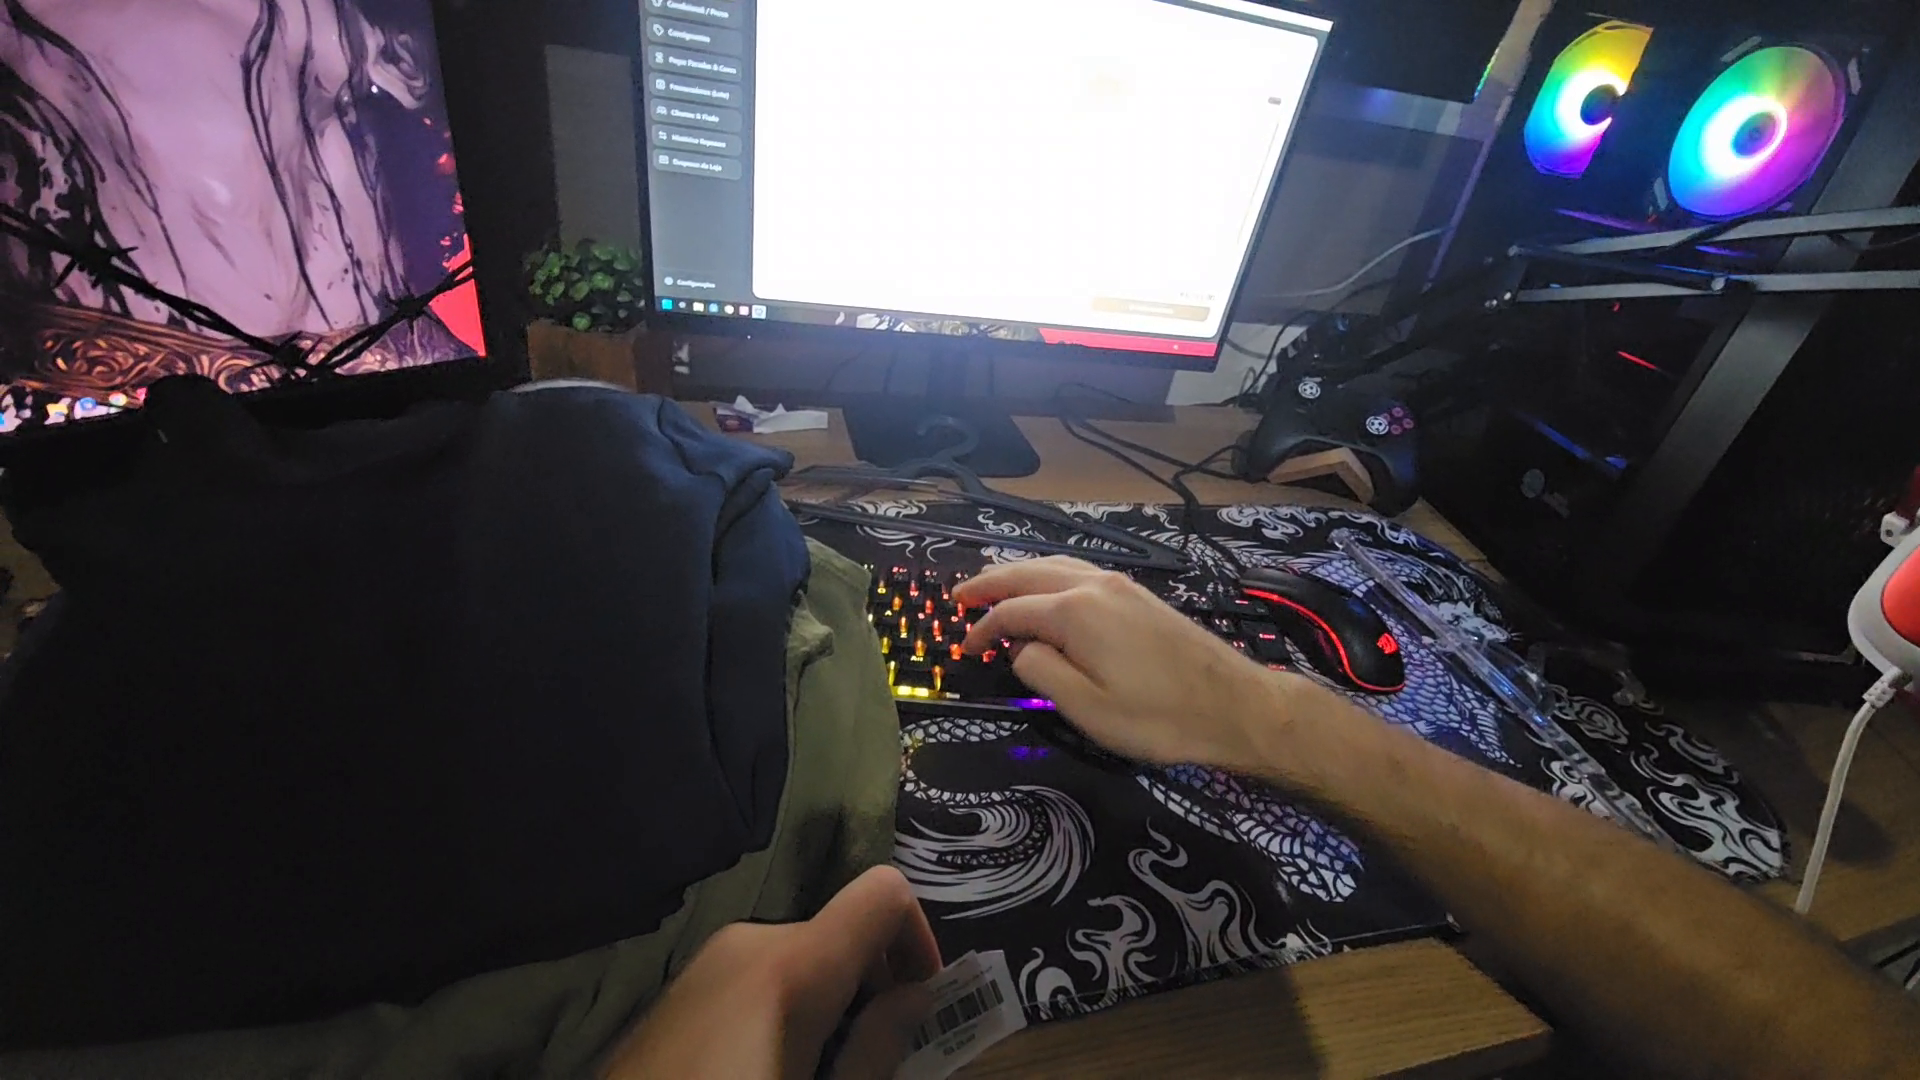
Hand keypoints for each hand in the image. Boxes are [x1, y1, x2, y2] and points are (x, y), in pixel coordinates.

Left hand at [600, 866, 942, 1079]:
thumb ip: (876, 1052)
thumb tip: (913, 999)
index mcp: (791, 966)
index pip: (882, 893)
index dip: (917, 937)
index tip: (920, 1005)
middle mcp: (751, 943)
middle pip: (842, 933)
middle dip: (871, 987)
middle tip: (872, 1063)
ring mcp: (707, 963)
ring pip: (801, 958)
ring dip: (829, 1003)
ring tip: (815, 1073)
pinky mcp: (678, 990)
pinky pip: (758, 977)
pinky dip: (786, 1009)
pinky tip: (762, 1072)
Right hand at [953, 556, 1293, 768]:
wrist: (1235, 705)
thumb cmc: (1159, 716)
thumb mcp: (1088, 708)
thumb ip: (1042, 672)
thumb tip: (1020, 648)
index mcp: (1075, 611)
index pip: (1012, 611)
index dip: (983, 628)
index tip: (965, 649)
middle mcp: (1093, 584)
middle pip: (1028, 573)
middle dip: (990, 583)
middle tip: (959, 595)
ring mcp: (1118, 584)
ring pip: (1054, 565)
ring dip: (1018, 573)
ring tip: (992, 586)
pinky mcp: (1137, 592)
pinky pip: (1077, 570)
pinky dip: (1047, 574)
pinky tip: (1045, 588)